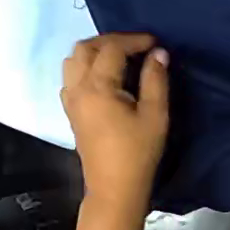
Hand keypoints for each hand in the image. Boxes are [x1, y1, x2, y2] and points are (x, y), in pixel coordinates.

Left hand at [60, 33, 169, 210]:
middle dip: (110, 41)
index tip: (155, 44)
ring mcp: (70, 101)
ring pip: (73, 61)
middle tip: (136, 46)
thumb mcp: (155, 115)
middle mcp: (77, 89)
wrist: (114, 189)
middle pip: (85, 47)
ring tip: (120, 58)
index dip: (134, 40)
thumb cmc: (137, 153)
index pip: (112, 48)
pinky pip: (70, 78)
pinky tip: (105, 78)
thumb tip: (158, 54)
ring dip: (94, 52)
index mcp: (97, 87)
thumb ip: (155, 80)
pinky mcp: (71, 112)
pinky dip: (85, 68)